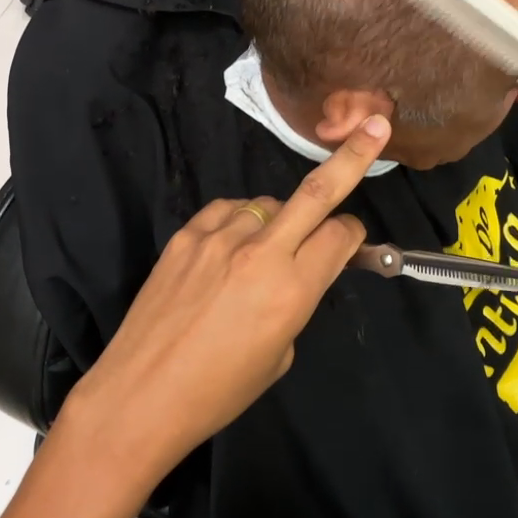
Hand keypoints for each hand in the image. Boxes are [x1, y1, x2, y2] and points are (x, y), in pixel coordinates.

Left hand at [56, 114, 389, 472]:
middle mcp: (260, 252)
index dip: (352, 235)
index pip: (339, 236)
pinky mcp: (186, 233)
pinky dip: (239, 222)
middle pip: (316, 192)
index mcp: (291, 290)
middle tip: (375, 125)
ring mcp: (218, 236)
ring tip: (260, 253)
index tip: (350, 240)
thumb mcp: (279, 354)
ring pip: (266, 204)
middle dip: (352, 157)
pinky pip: (227, 211)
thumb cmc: (219, 391)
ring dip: (277, 219)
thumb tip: (297, 270)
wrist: (141, 393)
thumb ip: (295, 301)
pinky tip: (228, 247)